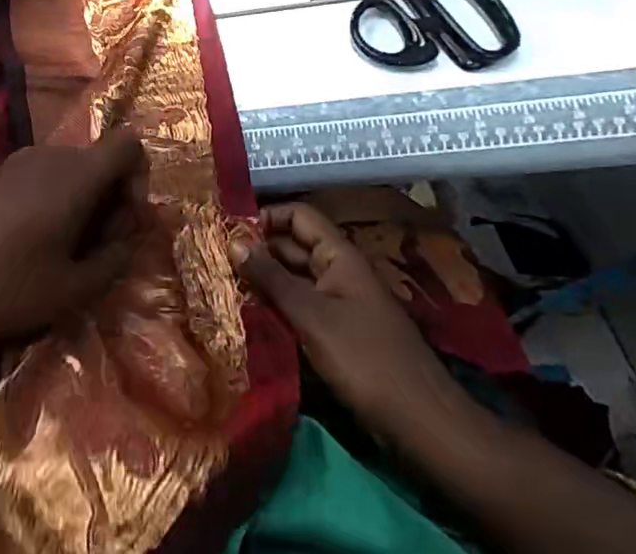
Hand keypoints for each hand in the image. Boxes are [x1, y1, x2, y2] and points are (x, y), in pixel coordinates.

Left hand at [0, 133, 143, 348]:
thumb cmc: (6, 285)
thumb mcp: (73, 288)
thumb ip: (115, 259)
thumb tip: (128, 237)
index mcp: (75, 174)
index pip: (129, 144)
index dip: (139, 179)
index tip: (125, 223)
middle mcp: (49, 155)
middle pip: (99, 161)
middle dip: (110, 200)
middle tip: (96, 250)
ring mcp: (16, 162)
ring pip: (70, 171)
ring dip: (81, 204)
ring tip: (62, 253)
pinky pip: (41, 177)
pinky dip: (52, 201)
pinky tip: (30, 244)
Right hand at [233, 202, 455, 422]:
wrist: (419, 420)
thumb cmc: (364, 358)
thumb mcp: (311, 314)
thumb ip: (271, 277)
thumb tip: (234, 242)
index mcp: (340, 256)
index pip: (299, 216)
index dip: (266, 216)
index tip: (229, 229)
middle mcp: (339, 272)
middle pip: (293, 246)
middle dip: (258, 248)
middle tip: (215, 257)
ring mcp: (339, 303)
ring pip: (294, 278)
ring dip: (263, 278)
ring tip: (223, 282)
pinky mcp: (336, 332)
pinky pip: (300, 306)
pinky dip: (276, 305)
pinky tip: (249, 313)